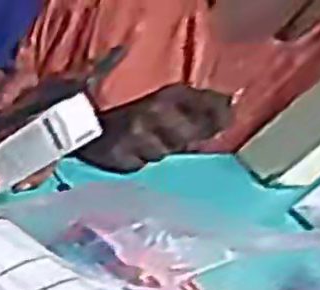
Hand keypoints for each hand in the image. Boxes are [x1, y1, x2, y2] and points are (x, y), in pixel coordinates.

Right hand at [79, 85, 233, 171]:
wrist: (89, 129)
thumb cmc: (135, 115)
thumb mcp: (169, 100)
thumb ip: (201, 103)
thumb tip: (230, 113)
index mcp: (172, 95)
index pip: (212, 108)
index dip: (219, 120)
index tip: (219, 128)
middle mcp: (156, 112)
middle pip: (190, 136)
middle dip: (187, 141)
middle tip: (175, 141)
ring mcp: (135, 136)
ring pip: (164, 153)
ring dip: (159, 153)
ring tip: (147, 146)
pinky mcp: (119, 156)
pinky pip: (140, 165)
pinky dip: (138, 162)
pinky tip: (131, 155)